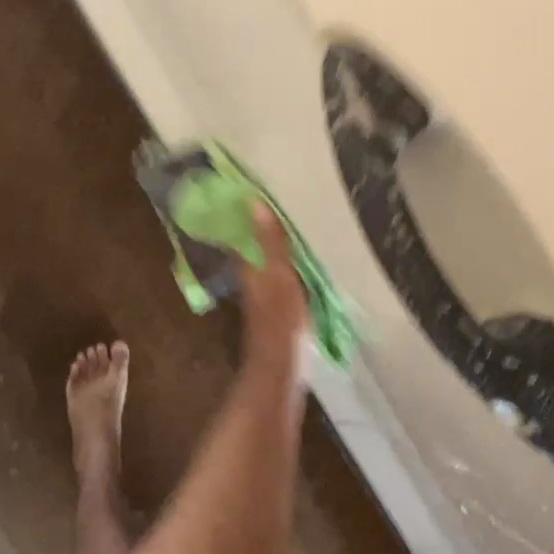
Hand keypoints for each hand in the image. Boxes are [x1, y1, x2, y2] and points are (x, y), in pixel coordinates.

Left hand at [240, 201, 307, 366]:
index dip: (250, 212)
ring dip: (280, 245)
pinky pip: (284, 276)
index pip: (245, 231)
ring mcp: (266, 294)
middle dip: (267, 226)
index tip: (260, 187)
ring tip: (301, 223)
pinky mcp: (280, 308)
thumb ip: (270, 242)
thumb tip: (253, 201)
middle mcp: (253, 278)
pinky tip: (308, 259)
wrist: (281, 367)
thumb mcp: (277, 275)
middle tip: (286, 200)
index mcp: (249, 267)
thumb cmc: (279, 319)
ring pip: (270, 261)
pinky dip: (291, 264)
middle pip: (257, 245)